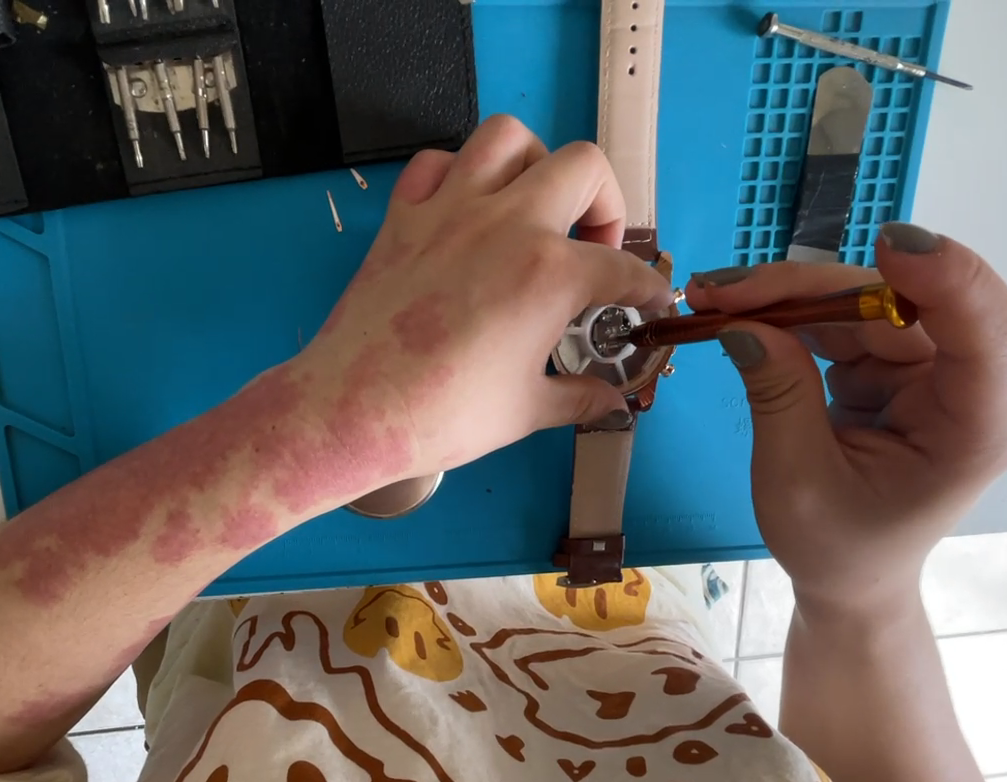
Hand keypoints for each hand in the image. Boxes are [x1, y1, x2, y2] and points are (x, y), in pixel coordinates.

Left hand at [288, 114, 671, 485]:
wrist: (355, 411)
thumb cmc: (446, 417)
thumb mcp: (527, 412)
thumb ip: (580, 398)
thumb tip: (614, 403)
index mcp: (549, 274)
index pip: (621, 269)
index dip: (647, 287)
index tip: (651, 300)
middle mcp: (507, 223)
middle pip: (582, 167)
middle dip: (603, 204)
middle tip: (591, 250)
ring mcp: (450, 211)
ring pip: (508, 137)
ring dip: (533, 164)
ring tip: (532, 209)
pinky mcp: (402, 217)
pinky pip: (435, 162)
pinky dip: (457, 173)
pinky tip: (463, 211)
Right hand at [688, 224, 1006, 612]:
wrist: (845, 580)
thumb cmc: (832, 546)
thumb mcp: (794, 478)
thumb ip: (778, 396)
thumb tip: (743, 324)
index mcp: (973, 428)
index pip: (984, 332)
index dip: (945, 277)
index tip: (887, 243)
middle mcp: (964, 389)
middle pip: (904, 309)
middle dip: (812, 290)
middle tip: (723, 288)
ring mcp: (928, 377)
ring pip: (865, 310)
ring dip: (789, 299)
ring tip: (714, 298)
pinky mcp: (894, 375)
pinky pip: (845, 329)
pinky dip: (791, 320)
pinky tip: (742, 316)